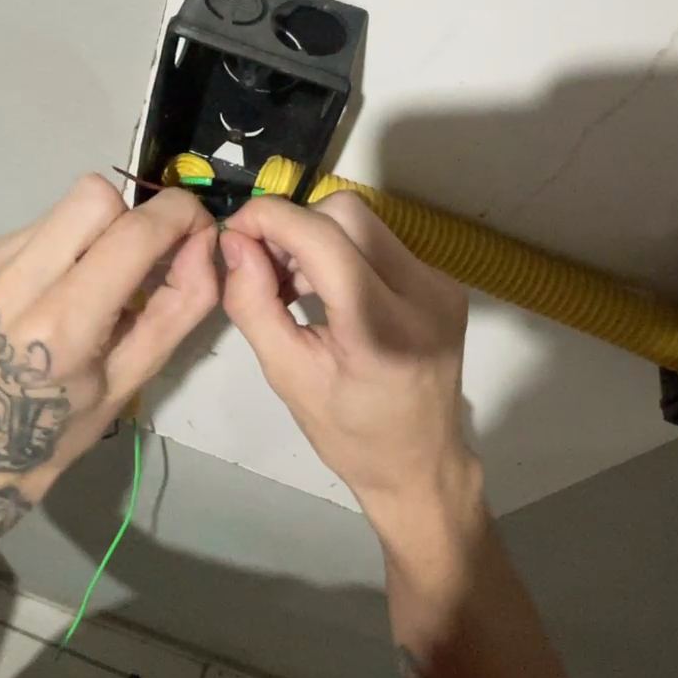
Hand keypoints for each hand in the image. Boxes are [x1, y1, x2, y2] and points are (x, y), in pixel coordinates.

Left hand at [0, 175, 217, 500]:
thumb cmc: (70, 419)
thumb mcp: (139, 374)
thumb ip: (183, 301)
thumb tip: (205, 237)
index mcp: (57, 331)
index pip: (131, 235)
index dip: (176, 216)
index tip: (195, 225)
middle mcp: (7, 289)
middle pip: (92, 196)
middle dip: (129, 217)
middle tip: (134, 260)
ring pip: (62, 206)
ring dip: (92, 233)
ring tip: (87, 281)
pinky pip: (34, 224)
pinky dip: (59, 244)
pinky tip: (52, 286)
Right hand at [219, 193, 472, 505]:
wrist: (420, 464)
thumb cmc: (348, 433)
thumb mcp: (286, 374)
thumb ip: (253, 304)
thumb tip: (235, 242)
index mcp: (382, 326)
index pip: (323, 237)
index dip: (270, 218)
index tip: (235, 232)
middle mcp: (423, 292)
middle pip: (346, 213)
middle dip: (295, 227)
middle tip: (266, 268)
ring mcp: (440, 283)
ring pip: (363, 222)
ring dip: (316, 238)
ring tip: (294, 287)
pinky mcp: (443, 281)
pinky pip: (380, 241)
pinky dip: (342, 252)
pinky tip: (326, 292)